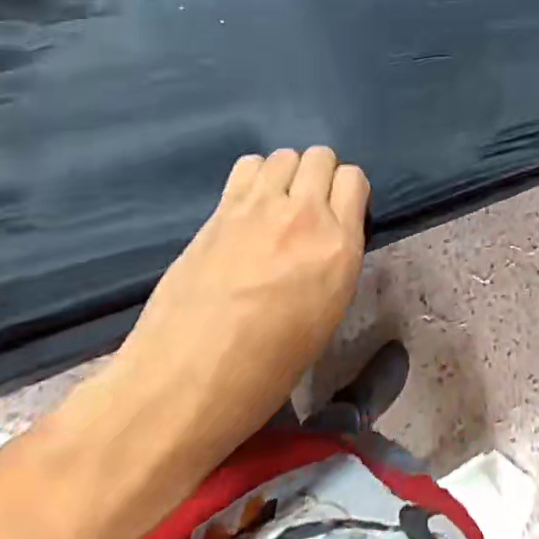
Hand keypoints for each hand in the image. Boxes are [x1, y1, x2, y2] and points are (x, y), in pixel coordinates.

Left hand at [51, 148, 369, 481]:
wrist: (184, 383)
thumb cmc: (264, 371)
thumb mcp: (324, 317)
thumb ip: (332, 262)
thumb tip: (325, 238)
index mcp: (338, 248)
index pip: (355, 179)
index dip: (347, 192)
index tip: (337, 213)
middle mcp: (303, 216)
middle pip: (320, 156)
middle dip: (319, 175)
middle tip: (306, 207)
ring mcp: (257, 208)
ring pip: (284, 155)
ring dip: (286, 174)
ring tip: (276, 205)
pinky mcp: (219, 211)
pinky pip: (247, 166)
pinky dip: (254, 177)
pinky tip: (247, 206)